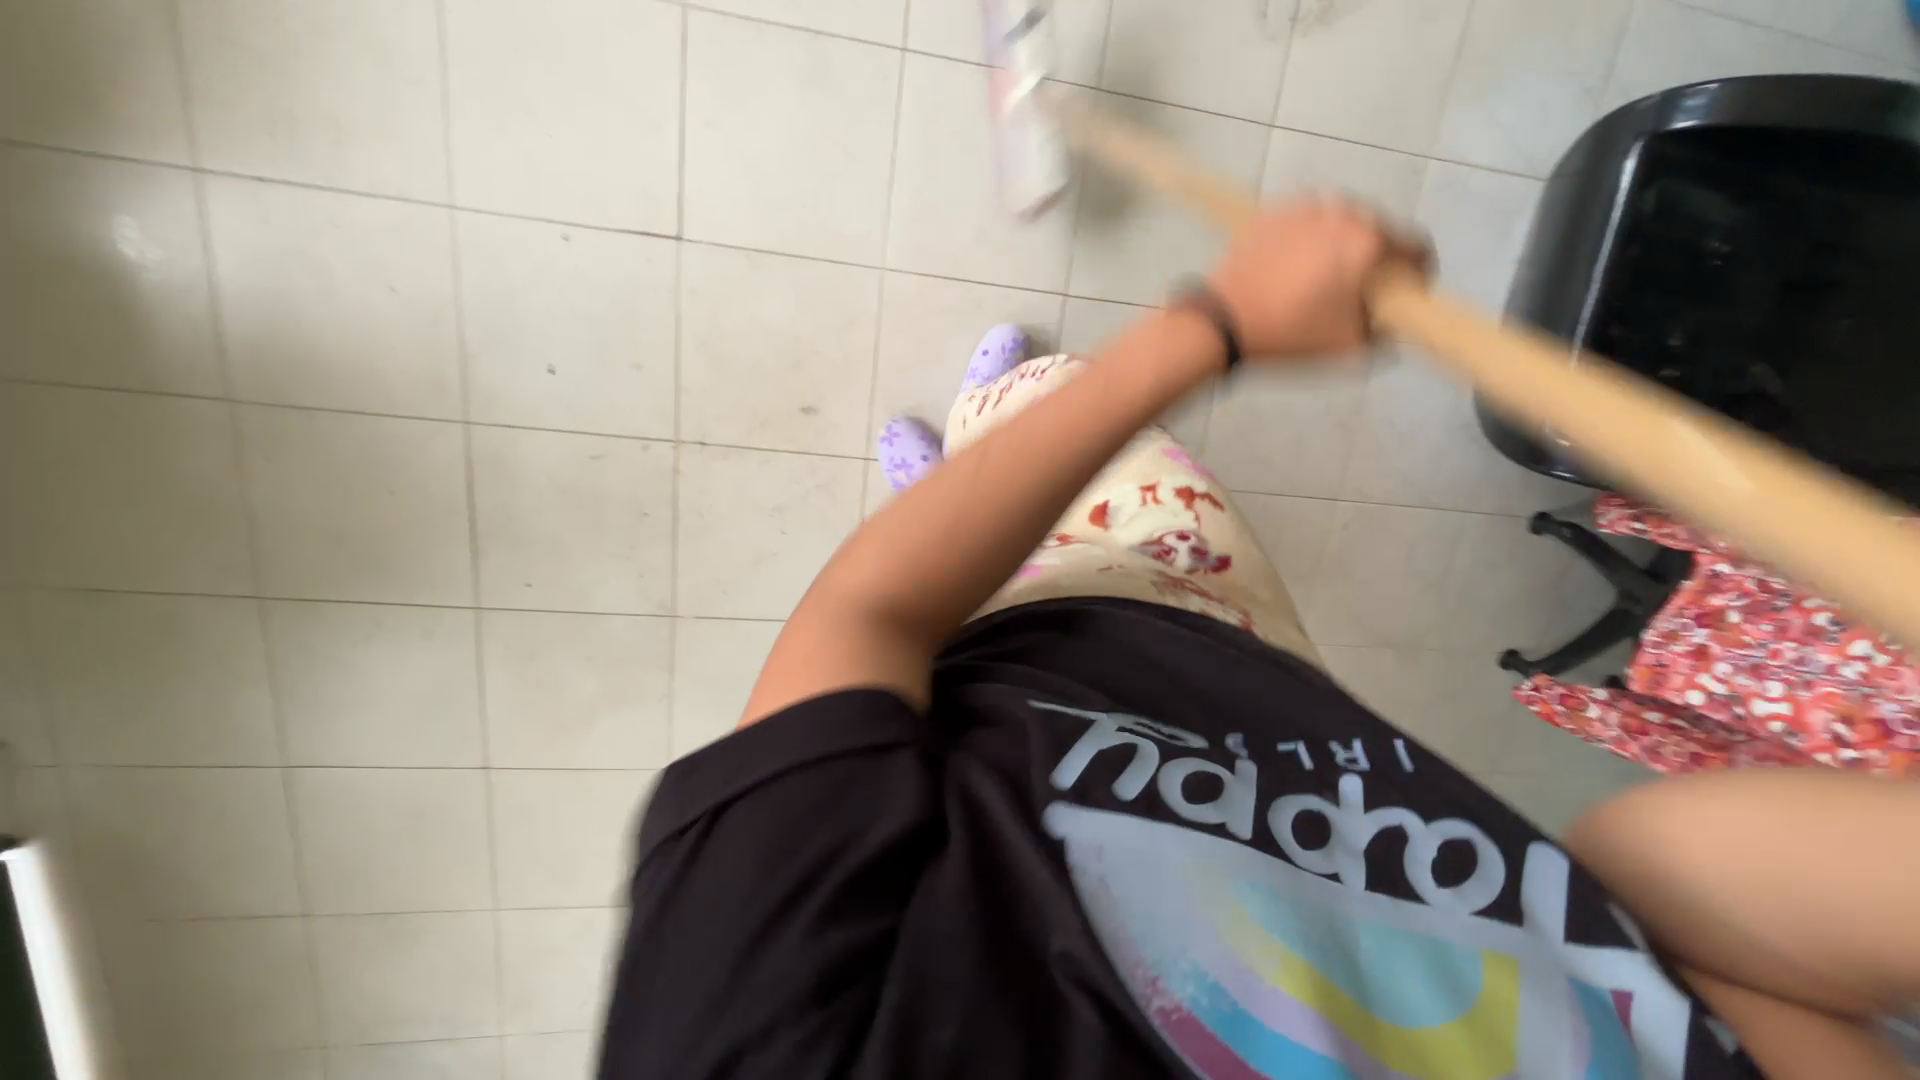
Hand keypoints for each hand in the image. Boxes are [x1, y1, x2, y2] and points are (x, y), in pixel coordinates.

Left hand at [1206, 198, 1429, 361]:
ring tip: (1321, 279)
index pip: (1417, 248)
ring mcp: (1306, 207)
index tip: (1406, 293)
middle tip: (1358, 291)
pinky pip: (1305, 223)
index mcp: (1371, 240)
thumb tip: (1393, 323)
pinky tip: (1291, 267)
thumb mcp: (1349, 344)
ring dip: (1340, 245)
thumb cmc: (1290, 333)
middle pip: (1377, 232)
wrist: (1221, 320)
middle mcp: (1344, 212)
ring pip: (1340, 223)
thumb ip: (1385, 331)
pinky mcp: (1274, 211)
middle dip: (1375, 259)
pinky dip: (1307, 240)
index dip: (1417, 273)